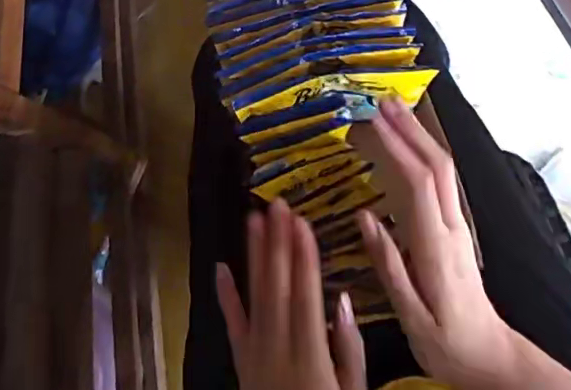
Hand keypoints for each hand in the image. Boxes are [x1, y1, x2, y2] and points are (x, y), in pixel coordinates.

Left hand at [217, 199, 365, 389]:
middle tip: (276, 205)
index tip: (301, 222)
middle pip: (277, 289)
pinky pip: (233, 326)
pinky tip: (220, 266)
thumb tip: (340, 300)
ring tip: (252, 219)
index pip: (305, 298)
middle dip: (277, 244)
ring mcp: (255, 356)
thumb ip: (350, 353)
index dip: (303, 259)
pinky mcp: (241, 365)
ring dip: (253, 256)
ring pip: (254, 297)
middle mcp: (278, 352)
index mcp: (311, 360)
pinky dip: (225, 296)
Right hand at [354, 95, 517, 387]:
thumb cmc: (448, 345)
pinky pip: (441, 179)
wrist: (494, 361)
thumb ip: (388, 264)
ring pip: (442, 167)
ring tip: (391, 109)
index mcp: (437, 245)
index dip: (396, 147)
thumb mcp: (412, 318)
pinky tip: (407, 142)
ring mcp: (457, 225)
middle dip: (409, 128)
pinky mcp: (456, 227)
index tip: (371, 122)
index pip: (417, 183)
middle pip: (435, 164)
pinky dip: (422, 151)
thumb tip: (364, 215)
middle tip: (379, 101)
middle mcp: (451, 227)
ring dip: (418, 134)